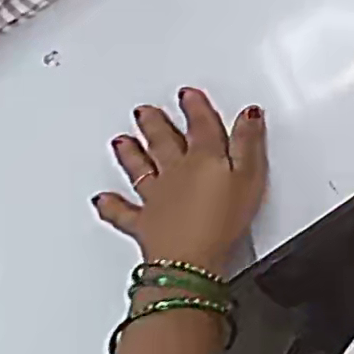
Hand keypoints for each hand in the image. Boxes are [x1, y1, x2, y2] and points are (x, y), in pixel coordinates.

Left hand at [95, 88, 267, 273]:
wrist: (191, 260)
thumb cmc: (223, 218)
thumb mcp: (250, 174)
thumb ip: (249, 142)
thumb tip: (249, 114)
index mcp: (203, 159)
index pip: (200, 126)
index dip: (195, 107)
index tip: (187, 94)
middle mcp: (175, 174)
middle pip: (164, 143)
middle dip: (155, 125)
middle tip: (144, 111)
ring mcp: (156, 199)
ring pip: (141, 170)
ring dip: (130, 154)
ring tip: (122, 140)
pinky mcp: (144, 224)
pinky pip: (122, 211)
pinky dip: (110, 205)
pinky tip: (102, 199)